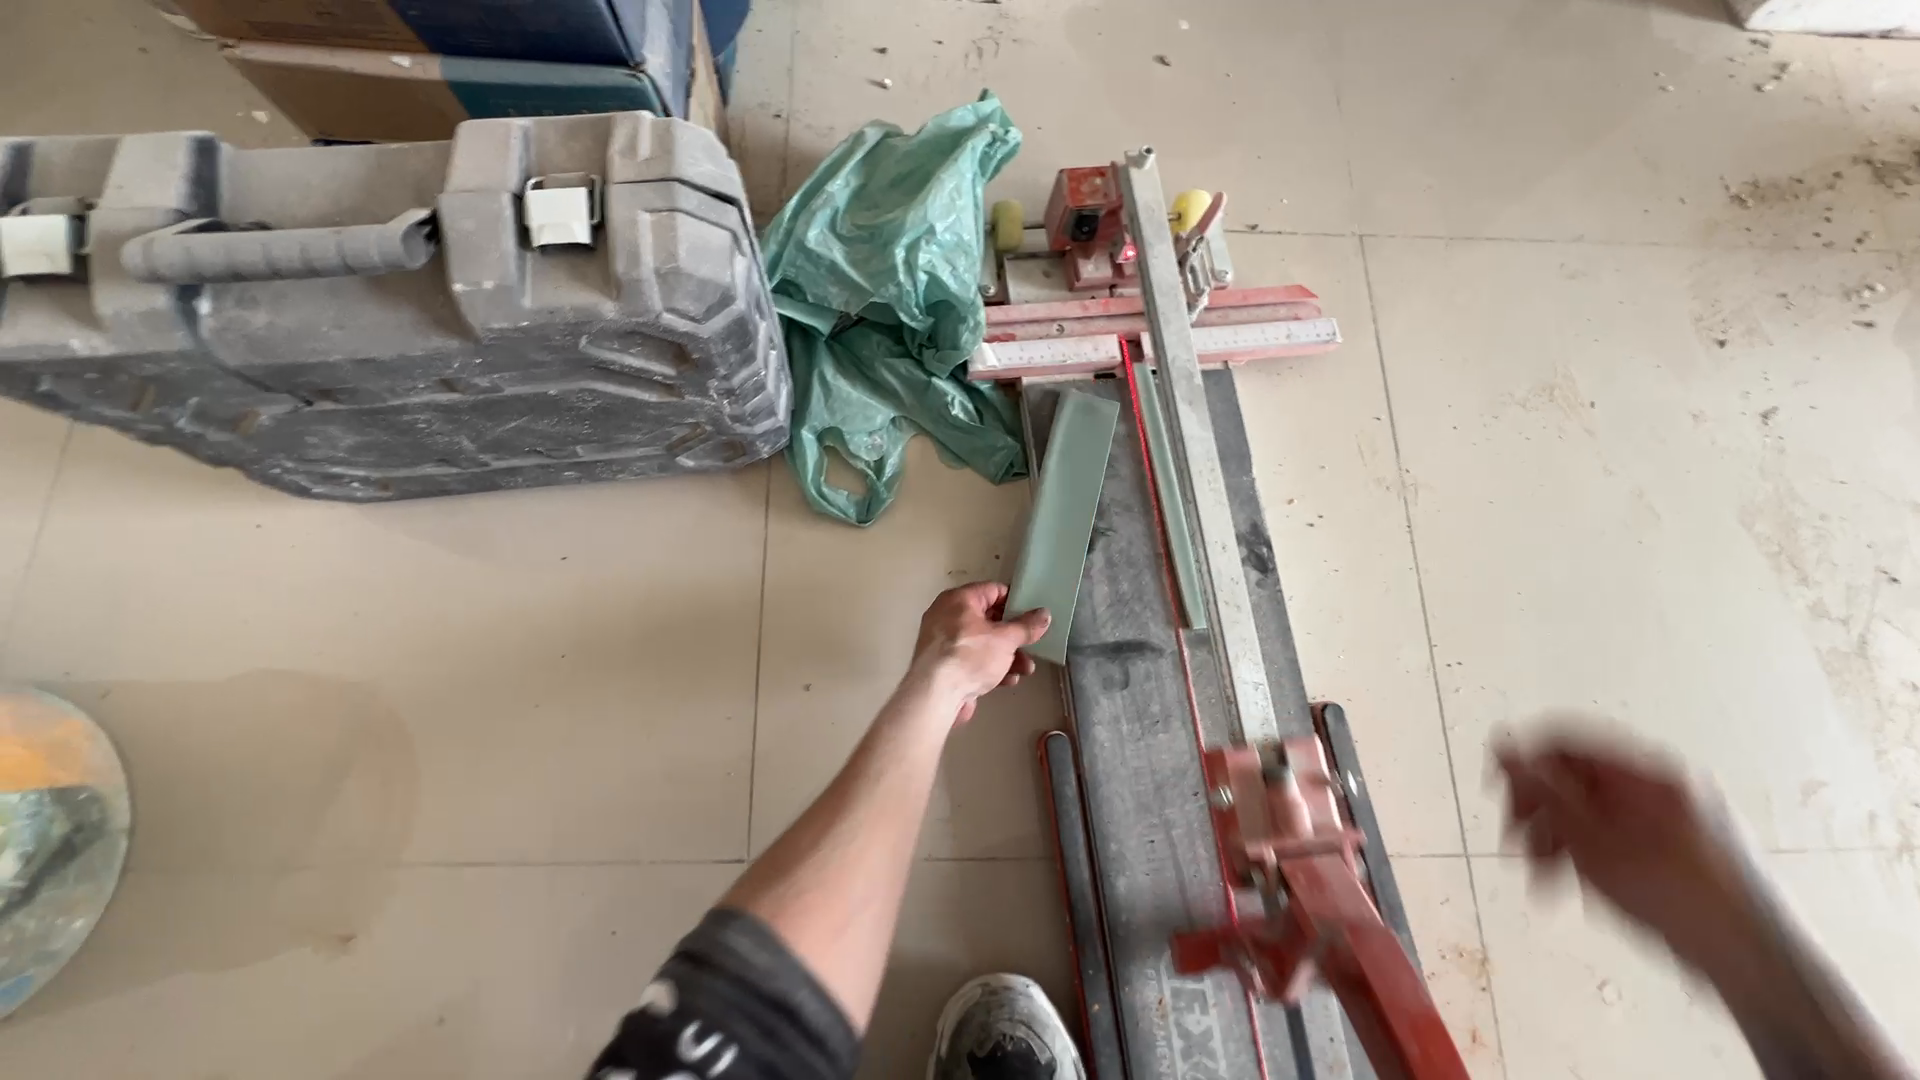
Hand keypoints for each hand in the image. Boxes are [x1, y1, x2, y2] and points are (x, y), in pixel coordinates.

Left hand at [908, 582, 1049, 724]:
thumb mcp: (1005, 639)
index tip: (1033, 613)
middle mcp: (947, 616)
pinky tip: (1008, 680)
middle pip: (989, 620)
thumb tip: (1044, 614)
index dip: (1015, 600)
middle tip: (1031, 642)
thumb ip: (1026, 627)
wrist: (936, 695)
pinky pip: (972, 661)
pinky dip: (990, 668)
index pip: (993, 590)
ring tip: (1026, 668)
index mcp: (958, 600)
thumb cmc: (969, 656)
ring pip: (982, 643)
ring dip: (1007, 655)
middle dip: (1013, 635)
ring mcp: (944, 643)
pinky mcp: (945, 666)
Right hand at [1493, 728, 1761, 972]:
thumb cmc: (1676, 894)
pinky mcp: (1674, 852)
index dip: (1524, 765)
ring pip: (1586, 813)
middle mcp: (1661, 788)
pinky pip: (1611, 837)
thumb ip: (1542, 789)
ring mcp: (1671, 821)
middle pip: (1572, 780)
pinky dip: (1582, 855)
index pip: (1564, 744)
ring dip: (1552, 839)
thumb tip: (1502, 745)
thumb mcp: (1591, 839)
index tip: (1499, 795)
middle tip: (1518, 844)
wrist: (1755, 963)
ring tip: (1541, 875)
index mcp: (1648, 773)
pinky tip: (1568, 883)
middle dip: (1536, 812)